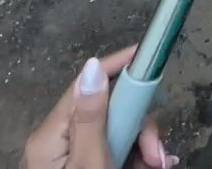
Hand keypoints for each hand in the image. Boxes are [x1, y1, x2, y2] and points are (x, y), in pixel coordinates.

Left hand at [20, 46, 173, 168]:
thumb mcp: (90, 163)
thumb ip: (93, 116)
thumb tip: (93, 64)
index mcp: (52, 134)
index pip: (87, 82)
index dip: (119, 64)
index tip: (150, 54)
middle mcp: (59, 140)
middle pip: (110, 109)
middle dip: (142, 126)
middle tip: (158, 154)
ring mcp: (70, 156)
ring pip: (118, 130)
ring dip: (143, 146)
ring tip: (158, 166)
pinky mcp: (81, 167)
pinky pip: (114, 149)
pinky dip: (135, 157)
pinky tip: (150, 166)